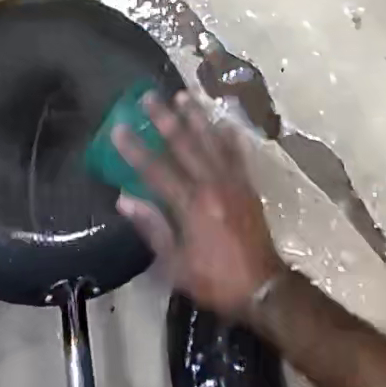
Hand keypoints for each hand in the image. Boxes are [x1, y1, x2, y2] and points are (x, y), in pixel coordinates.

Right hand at [113, 91, 285, 319]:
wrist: (266, 290)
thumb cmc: (216, 280)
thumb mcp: (175, 264)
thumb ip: (152, 227)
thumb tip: (124, 200)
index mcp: (190, 205)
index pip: (155, 169)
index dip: (135, 148)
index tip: (118, 127)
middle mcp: (212, 186)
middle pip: (184, 145)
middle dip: (164, 118)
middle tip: (148, 96)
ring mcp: (233, 184)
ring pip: (212, 142)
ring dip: (196, 117)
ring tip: (183, 96)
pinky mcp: (249, 188)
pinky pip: (238, 155)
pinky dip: (230, 137)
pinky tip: (223, 122)